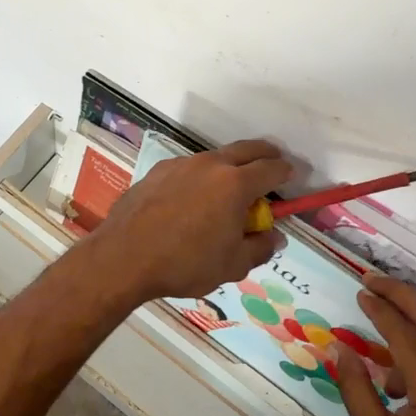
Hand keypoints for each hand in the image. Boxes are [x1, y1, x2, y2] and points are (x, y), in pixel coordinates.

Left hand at [74, 139, 290, 302]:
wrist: (124, 257)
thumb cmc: (185, 263)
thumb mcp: (232, 265)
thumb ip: (259, 247)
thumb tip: (273, 236)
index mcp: (234, 184)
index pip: (271, 169)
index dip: (285, 172)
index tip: (291, 175)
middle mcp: (208, 165)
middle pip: (245, 150)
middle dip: (263, 155)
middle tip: (271, 165)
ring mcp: (179, 165)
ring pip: (213, 158)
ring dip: (228, 167)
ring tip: (229, 190)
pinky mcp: (155, 172)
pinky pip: (187, 169)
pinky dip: (199, 177)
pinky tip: (192, 200)